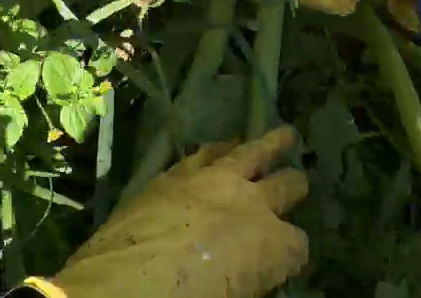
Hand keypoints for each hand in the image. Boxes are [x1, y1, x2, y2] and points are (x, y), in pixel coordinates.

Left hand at [22, 126, 309, 297]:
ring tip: (279, 137)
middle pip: (286, 186)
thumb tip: (245, 275)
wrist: (120, 290)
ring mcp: (213, 180)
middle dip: (294, 184)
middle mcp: (250, 203)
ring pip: (252, 151)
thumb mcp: (235, 293)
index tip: (288, 260)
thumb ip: (247, 280)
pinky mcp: (176, 175)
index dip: (294, 254)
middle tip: (300, 180)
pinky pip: (206, 154)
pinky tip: (221, 150)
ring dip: (267, 146)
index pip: (298, 245)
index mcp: (270, 244)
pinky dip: (220, 152)